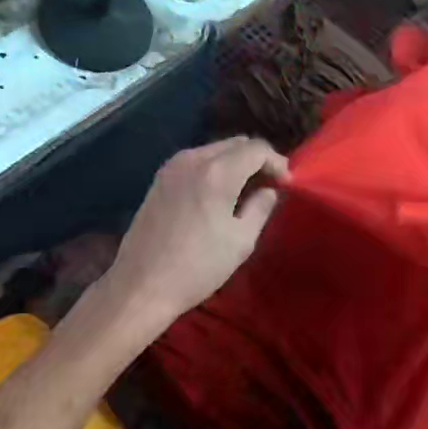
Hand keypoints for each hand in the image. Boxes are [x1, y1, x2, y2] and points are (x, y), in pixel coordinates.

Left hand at [102, 137, 288, 326]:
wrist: (142, 285)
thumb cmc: (198, 267)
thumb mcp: (240, 241)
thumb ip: (260, 208)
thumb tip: (269, 190)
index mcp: (217, 172)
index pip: (256, 148)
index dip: (276, 162)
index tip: (286, 184)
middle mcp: (192, 159)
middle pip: (235, 143)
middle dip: (256, 159)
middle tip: (269, 185)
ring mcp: (171, 167)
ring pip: (214, 150)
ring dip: (234, 163)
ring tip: (245, 191)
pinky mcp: (159, 180)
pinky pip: (195, 162)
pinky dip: (213, 169)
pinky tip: (218, 195)